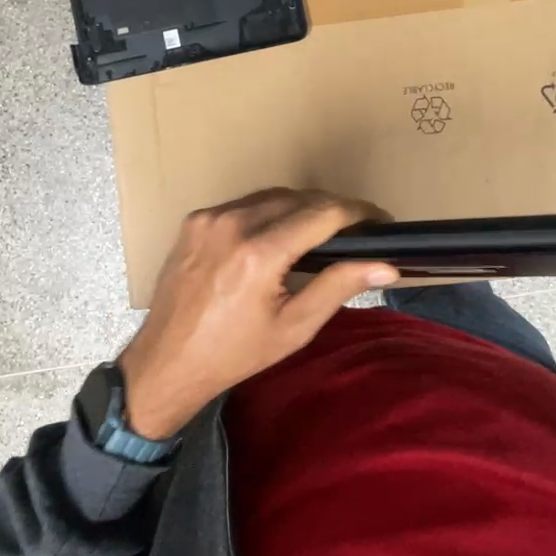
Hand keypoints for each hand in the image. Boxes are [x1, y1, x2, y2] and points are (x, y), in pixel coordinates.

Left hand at [116, 188, 398, 438]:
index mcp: (258, 252)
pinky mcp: (194, 220)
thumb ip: (338, 286)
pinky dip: (267, 212)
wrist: (169, 359)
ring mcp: (209, 218)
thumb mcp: (294, 326)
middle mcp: (232, 223)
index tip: (380, 221)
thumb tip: (386, 265)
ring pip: (270, 196)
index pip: (322, 213)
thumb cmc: (235, 352)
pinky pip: (242, 204)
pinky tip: (279, 233)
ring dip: (300, 207)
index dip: (358, 213)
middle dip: (332, 209)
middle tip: (356, 231)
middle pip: (298, 198)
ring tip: (323, 231)